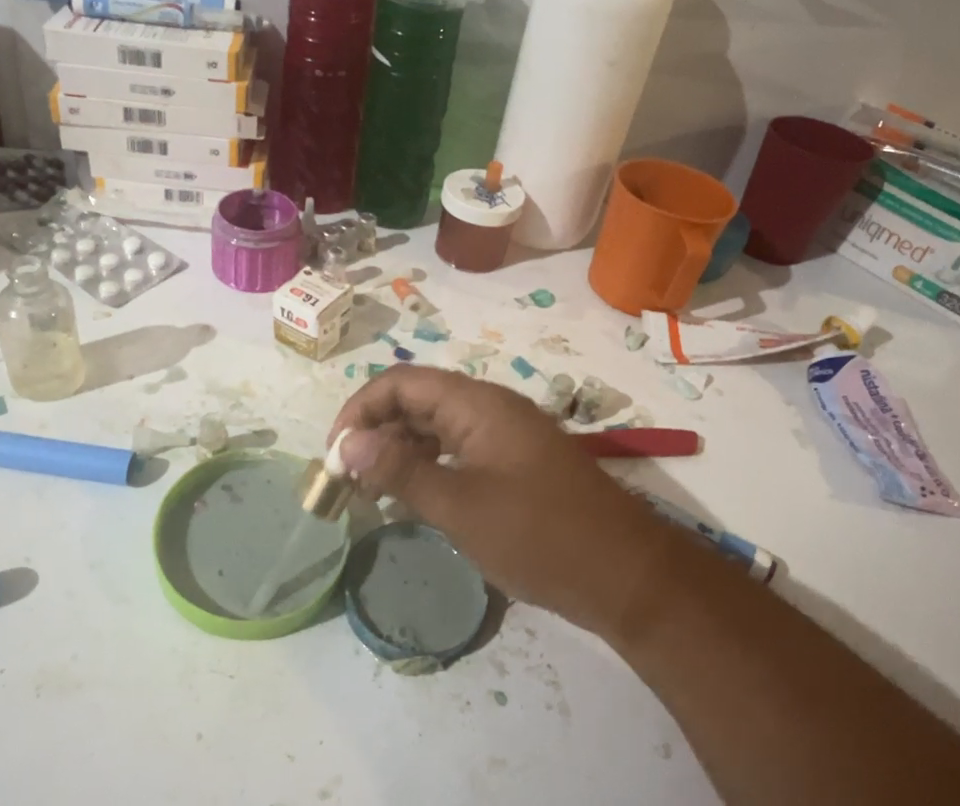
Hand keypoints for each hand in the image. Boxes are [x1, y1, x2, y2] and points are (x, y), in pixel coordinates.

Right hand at [330, 366, 681, 639]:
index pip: (402, 383)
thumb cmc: (539, 535)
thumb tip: (346, 444)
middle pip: (417, 402)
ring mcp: (506, 439)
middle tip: (344, 478)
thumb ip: (400, 472)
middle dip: (375, 432)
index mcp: (477, 405)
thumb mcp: (460, 506)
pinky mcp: (515, 468)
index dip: (360, 409)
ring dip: (399, 453)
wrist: (626, 576)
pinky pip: (459, 454)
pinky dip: (428, 471)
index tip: (333, 453)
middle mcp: (490, 410)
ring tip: (367, 493)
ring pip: (437, 430)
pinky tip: (410, 502)